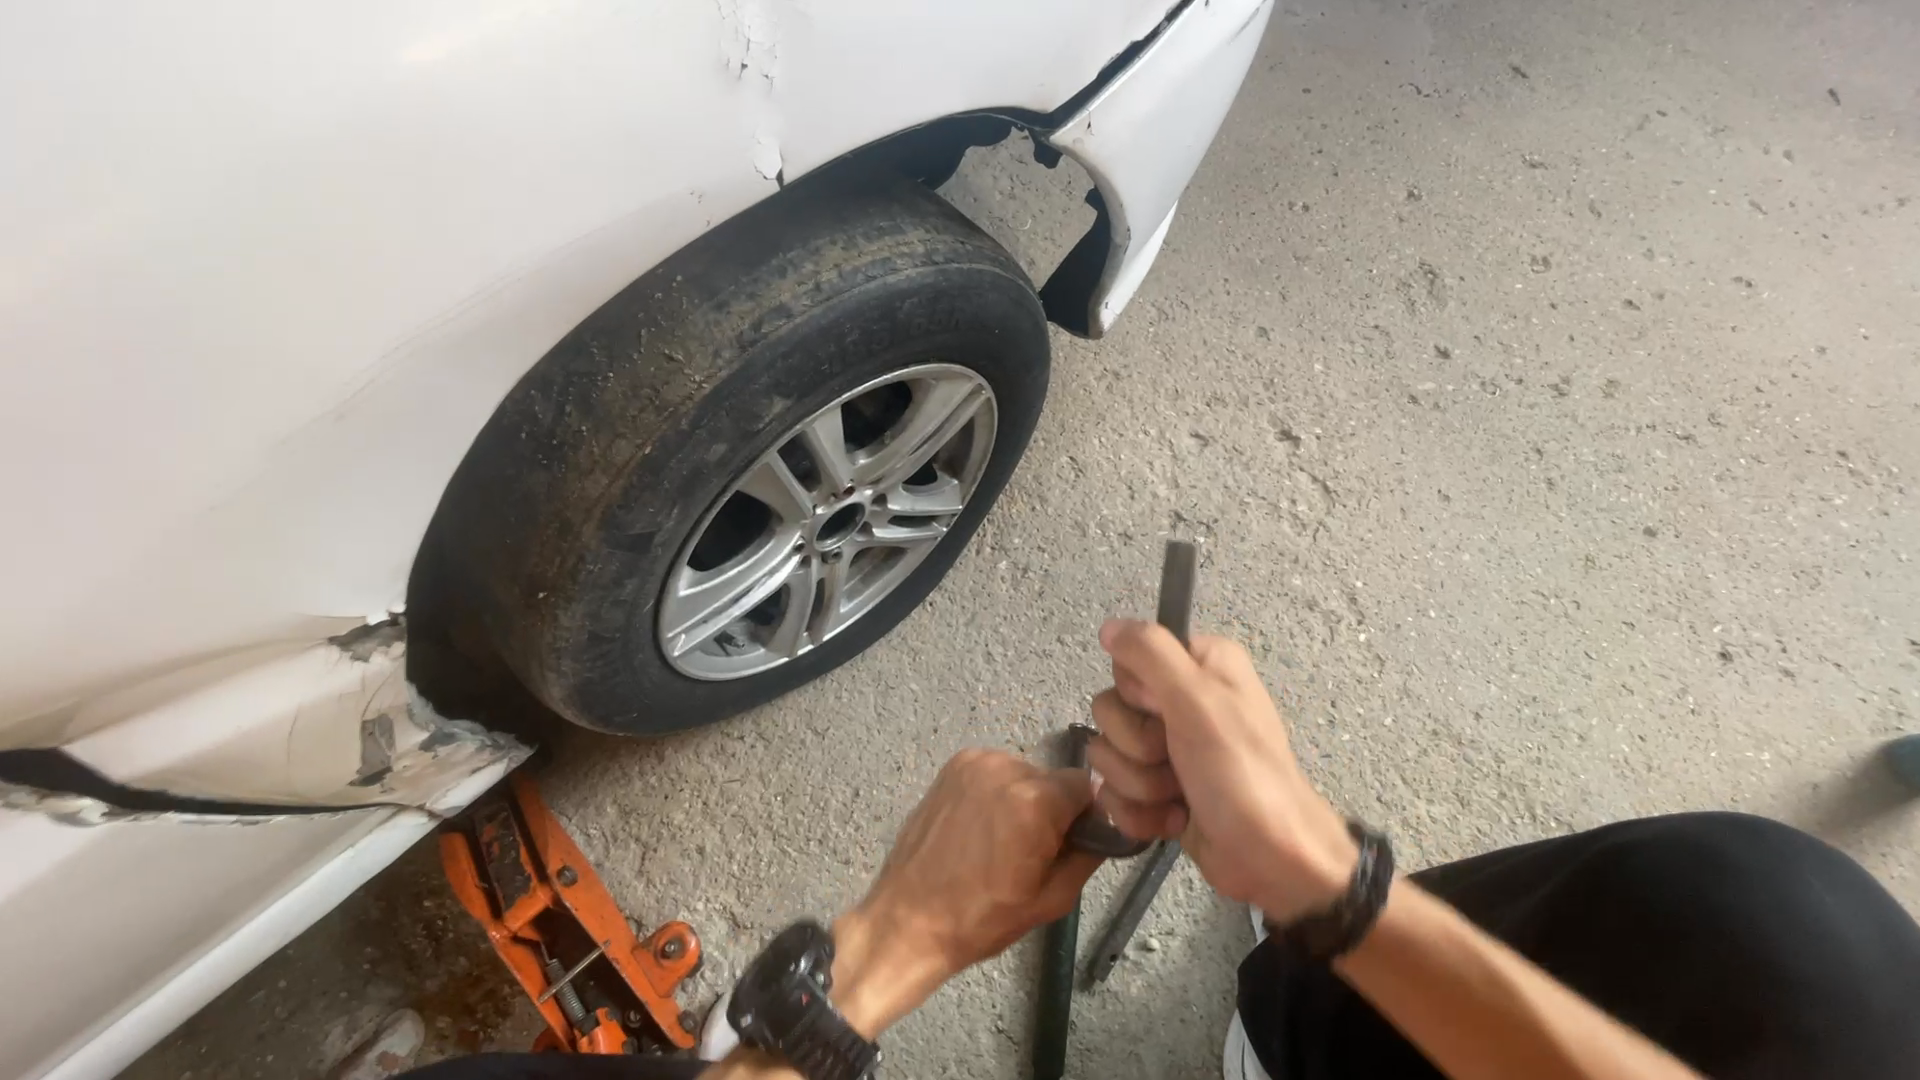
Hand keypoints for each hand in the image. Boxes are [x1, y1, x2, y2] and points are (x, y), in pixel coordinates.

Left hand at [830, 749, 1099, 1034]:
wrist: (909, 917)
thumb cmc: (982, 918)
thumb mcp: (1053, 898)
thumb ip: (1088, 853)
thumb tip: (1107, 826)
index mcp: (1035, 801)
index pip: (1087, 786)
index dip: (1085, 815)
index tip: (1071, 841)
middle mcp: (1007, 768)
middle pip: (1053, 780)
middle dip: (1052, 809)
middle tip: (1032, 850)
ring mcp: (976, 762)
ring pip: (1024, 774)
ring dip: (1023, 798)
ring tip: (1000, 839)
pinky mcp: (954, 764)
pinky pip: (995, 771)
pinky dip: (996, 792)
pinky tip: (980, 825)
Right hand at [1086, 619, 1357, 921]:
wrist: (1272, 860)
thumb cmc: (1242, 774)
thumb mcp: (1198, 701)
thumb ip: (1151, 653)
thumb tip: (1109, 627)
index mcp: (1199, 666)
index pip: (1128, 661)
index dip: (1138, 694)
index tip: (1166, 713)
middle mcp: (1181, 700)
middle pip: (1110, 709)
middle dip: (1136, 746)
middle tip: (1176, 761)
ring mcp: (1167, 748)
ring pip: (1108, 753)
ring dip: (1139, 784)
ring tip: (1179, 797)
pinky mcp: (1157, 789)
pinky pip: (1114, 791)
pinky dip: (1138, 812)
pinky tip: (1171, 820)